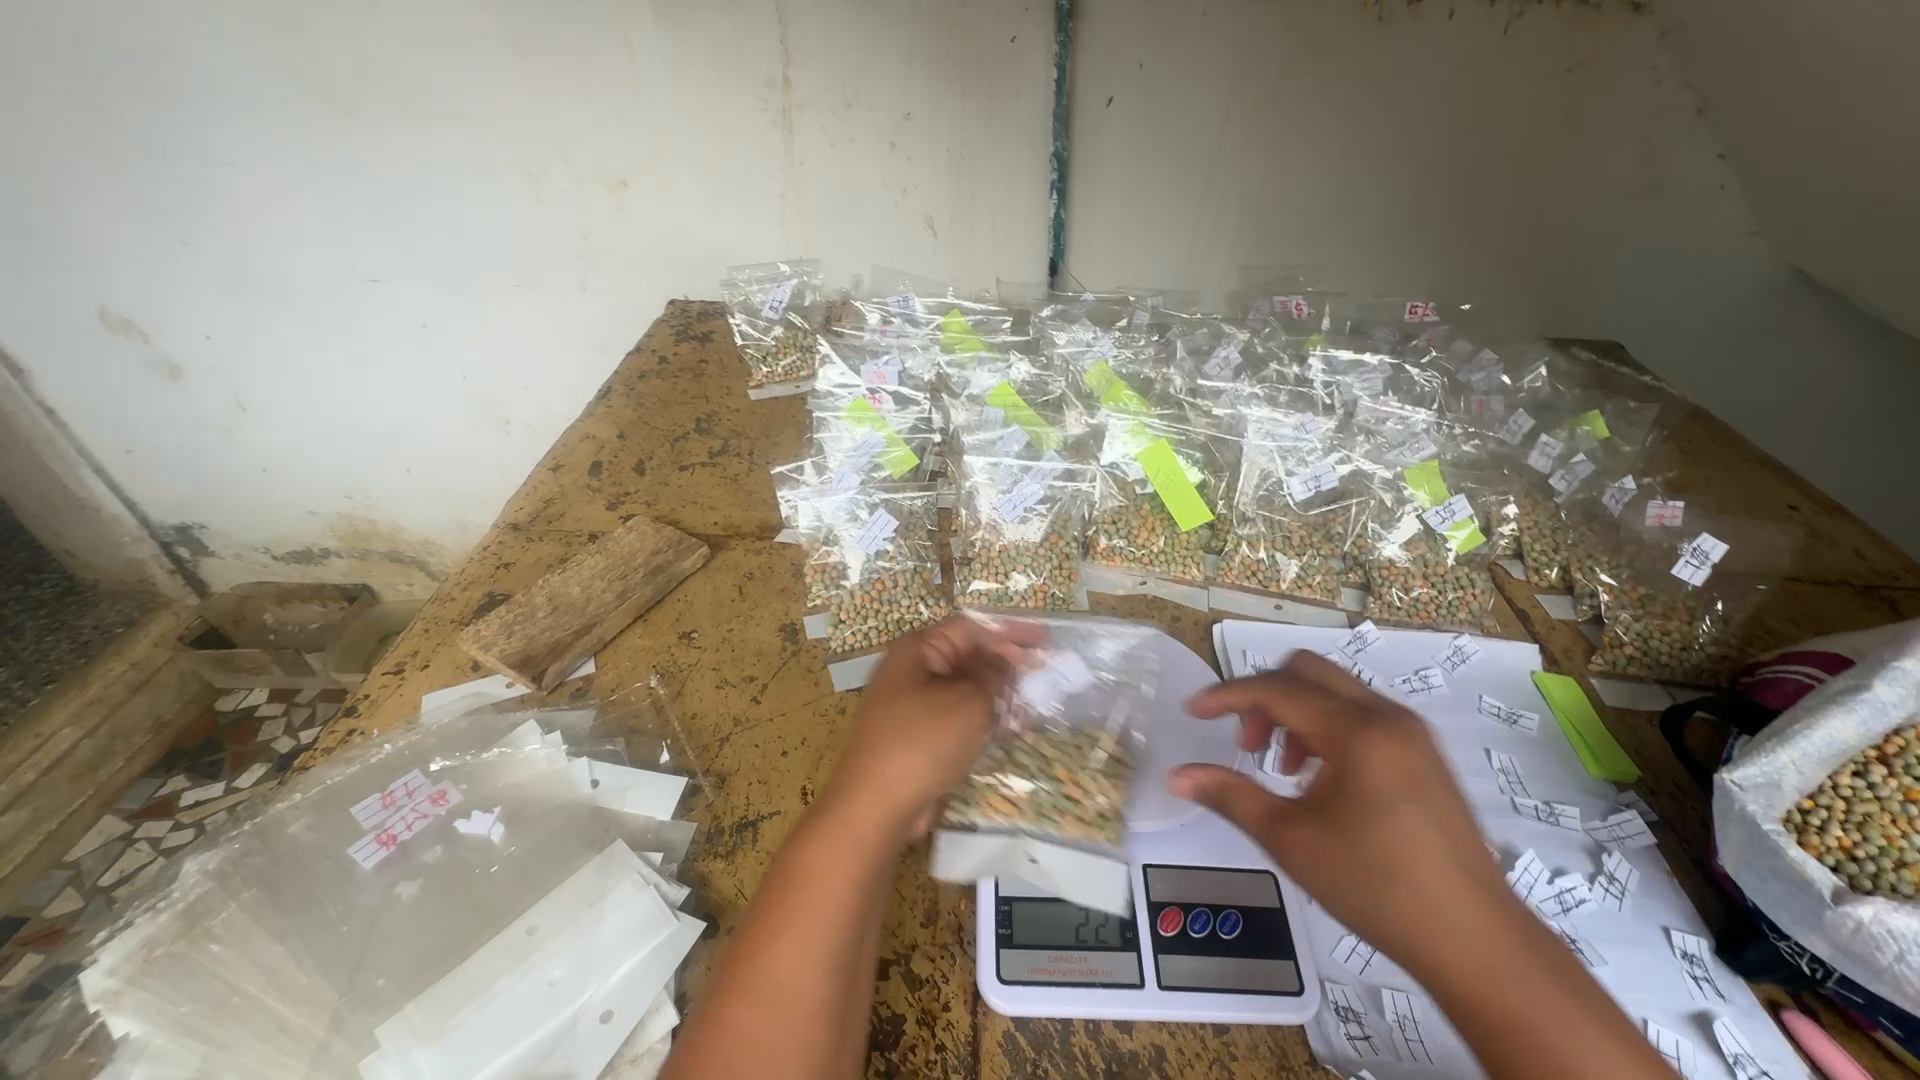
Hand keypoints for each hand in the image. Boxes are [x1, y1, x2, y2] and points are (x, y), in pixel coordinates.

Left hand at [827, 616, 1043, 836]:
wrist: (878, 805)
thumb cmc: (924, 742)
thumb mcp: (969, 702)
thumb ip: (995, 676)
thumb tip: (1007, 662)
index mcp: (918, 650)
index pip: (970, 628)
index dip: (1009, 631)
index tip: (1044, 640)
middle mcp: (913, 671)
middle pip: (968, 657)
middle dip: (1007, 661)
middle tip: (1047, 669)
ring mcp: (915, 705)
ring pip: (966, 689)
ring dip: (1001, 691)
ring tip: (1039, 697)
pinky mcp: (921, 737)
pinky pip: (960, 716)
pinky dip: (986, 717)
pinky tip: (1017, 725)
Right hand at [1170, 651, 1521, 977]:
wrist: (1474, 937)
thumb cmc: (1374, 886)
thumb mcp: (1289, 840)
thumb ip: (1230, 796)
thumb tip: (1177, 777)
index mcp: (1356, 732)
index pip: (1276, 689)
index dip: (1227, 696)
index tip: (1193, 713)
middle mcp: (1387, 717)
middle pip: (1308, 672)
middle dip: (1264, 697)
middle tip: (1246, 746)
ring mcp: (1412, 734)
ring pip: (1337, 692)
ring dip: (1296, 713)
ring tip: (1283, 770)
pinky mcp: (1425, 755)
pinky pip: (1363, 716)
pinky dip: (1327, 728)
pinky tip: (1321, 781)